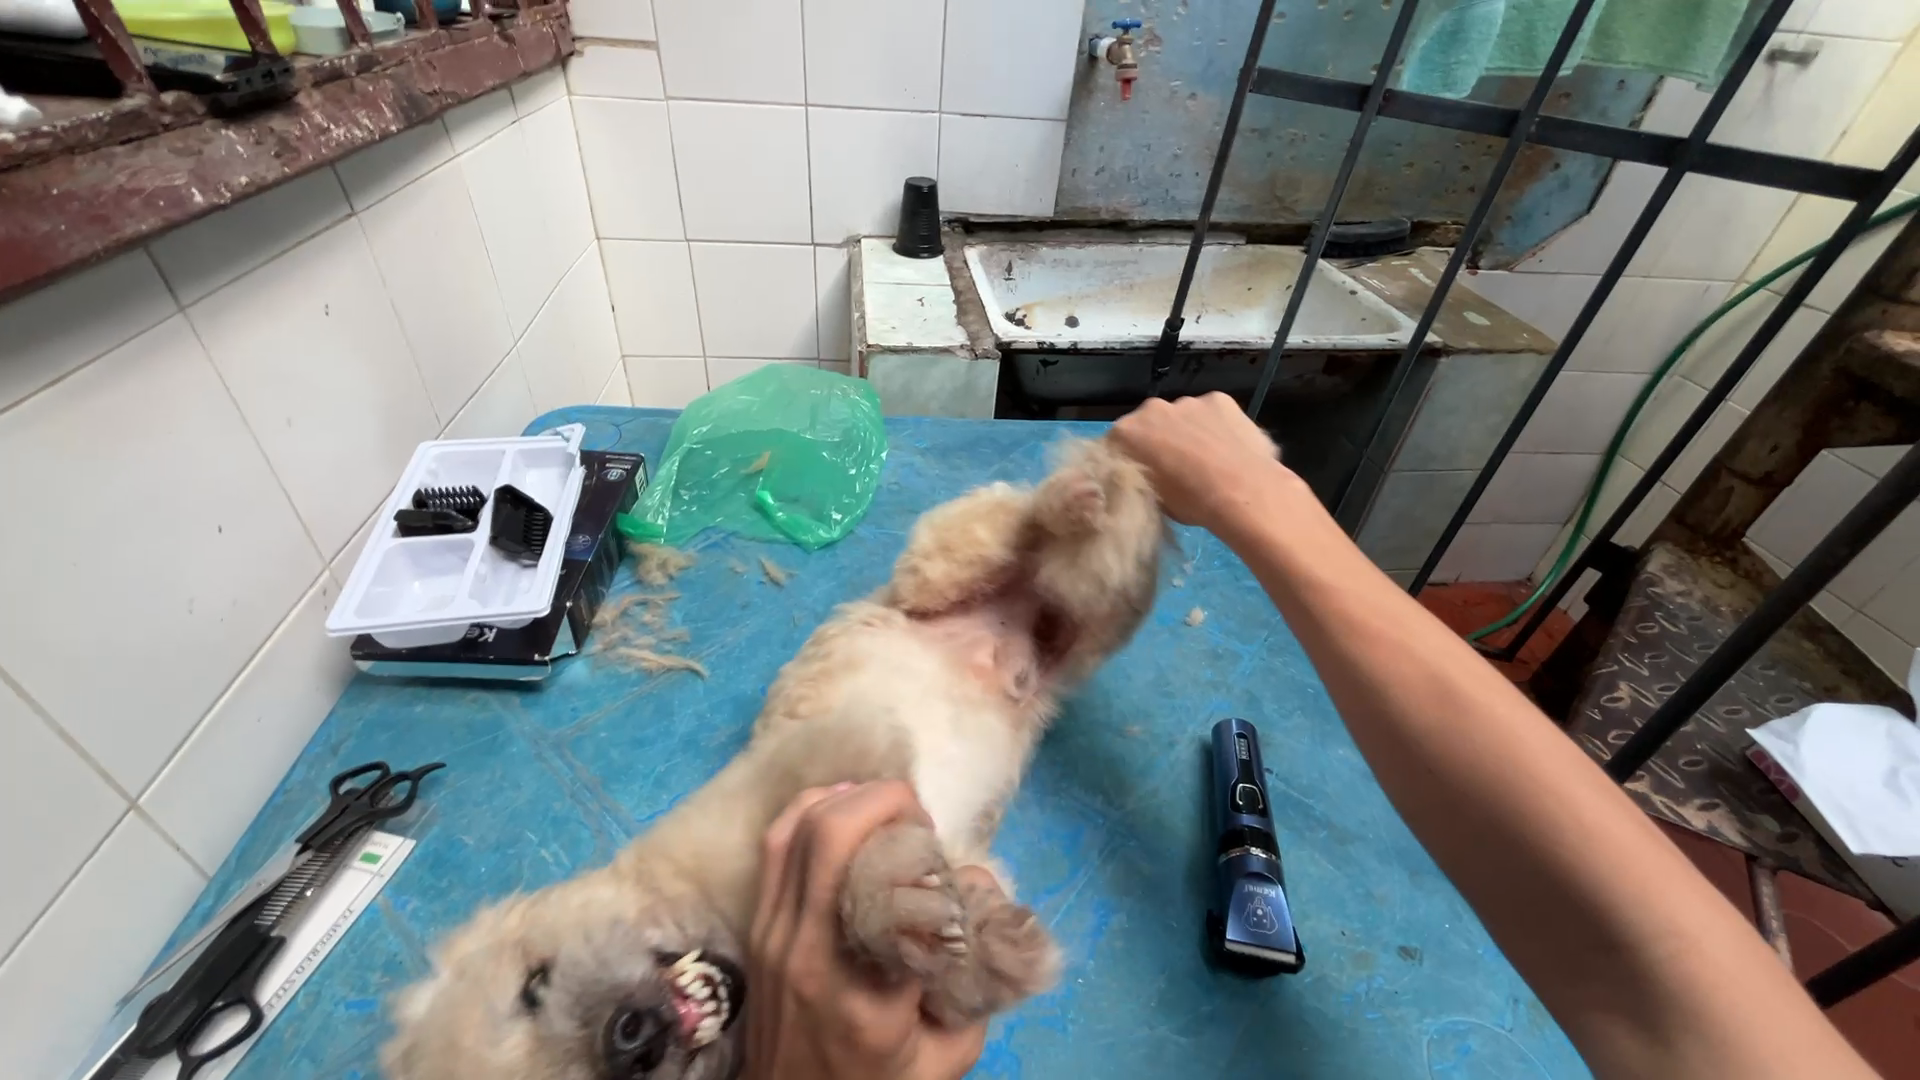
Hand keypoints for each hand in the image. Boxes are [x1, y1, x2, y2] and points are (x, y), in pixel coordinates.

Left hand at [740, 781, 990, 1079]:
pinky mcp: (756, 923)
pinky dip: (812, 808)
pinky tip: (842, 804)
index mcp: (858, 990)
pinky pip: (777, 841)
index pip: (891, 889)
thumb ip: (978, 976)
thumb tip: (978, 883)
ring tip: (885, 809)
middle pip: (833, 834)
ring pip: (800, 826)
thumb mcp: (946, 1054)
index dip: (920, 851)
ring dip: (850, 798)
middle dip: (885, 801)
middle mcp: (805, 948)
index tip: (939, 851)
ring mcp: (772, 931)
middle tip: (917, 819)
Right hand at [1110, 393, 1287, 532]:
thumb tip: (1146, 476)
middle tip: (1176, 467)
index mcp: (1126, 433)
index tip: (1143, 474)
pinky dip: (1215, 425)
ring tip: (1208, 459)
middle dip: (1159, 440)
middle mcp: (1151, 408)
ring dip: (1188, 431)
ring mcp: (1187, 401)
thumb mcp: (1151, 499)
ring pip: (1182, 416)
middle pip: (1149, 423)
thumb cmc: (1189, 502)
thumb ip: (1141, 478)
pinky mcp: (1219, 398)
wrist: (1241, 491)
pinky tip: (1227, 446)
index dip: (1130, 458)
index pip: (1118, 442)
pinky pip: (1210, 412)